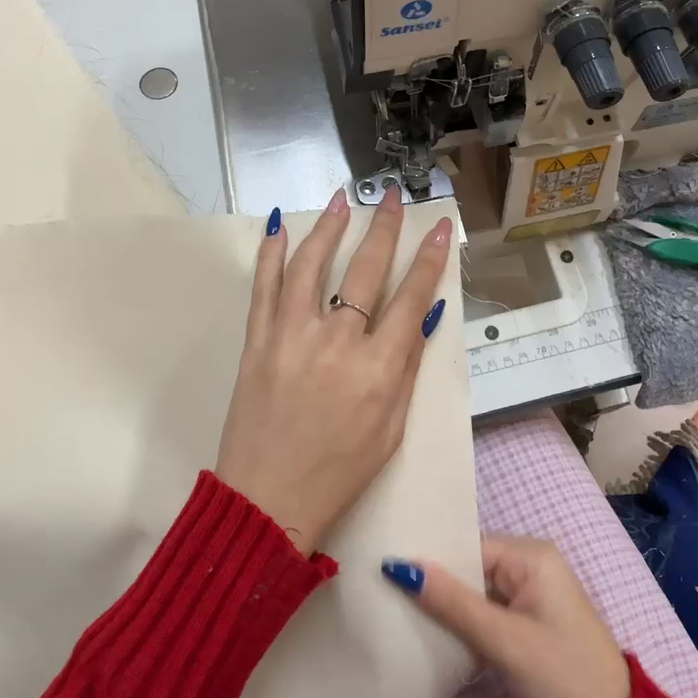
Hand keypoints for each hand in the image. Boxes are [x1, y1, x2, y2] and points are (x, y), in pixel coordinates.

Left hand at [215, 187, 452, 555]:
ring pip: (312, 267)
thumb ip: (407, 368)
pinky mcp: (257, 343)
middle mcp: (337, 344)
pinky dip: (271, 254)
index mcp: (378, 370)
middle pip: (366, 272)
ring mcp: (292, 338)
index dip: (430, 259)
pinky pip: (264, 288)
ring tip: (342, 199)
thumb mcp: (392, 429)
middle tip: (392, 196)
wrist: (266, 501)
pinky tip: (280, 227)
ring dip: (330, 228)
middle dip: (384, 228)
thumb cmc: (340, 473)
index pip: (411, 298)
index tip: (440, 226)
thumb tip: (423, 315)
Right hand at [384, 536, 629, 697]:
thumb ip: (453, 603)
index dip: (431, 560)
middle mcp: (532, 565)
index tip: (386, 569)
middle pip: (470, 567)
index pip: (467, 546)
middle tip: (387, 595)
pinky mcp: (531, 623)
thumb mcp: (505, 640)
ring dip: (448, 609)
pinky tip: (434, 635)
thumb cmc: (563, 673)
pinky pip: (488, 612)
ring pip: (475, 593)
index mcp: (531, 555)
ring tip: (401, 614)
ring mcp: (533, 595)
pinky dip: (465, 625)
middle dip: (436, 585)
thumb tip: (400, 565)